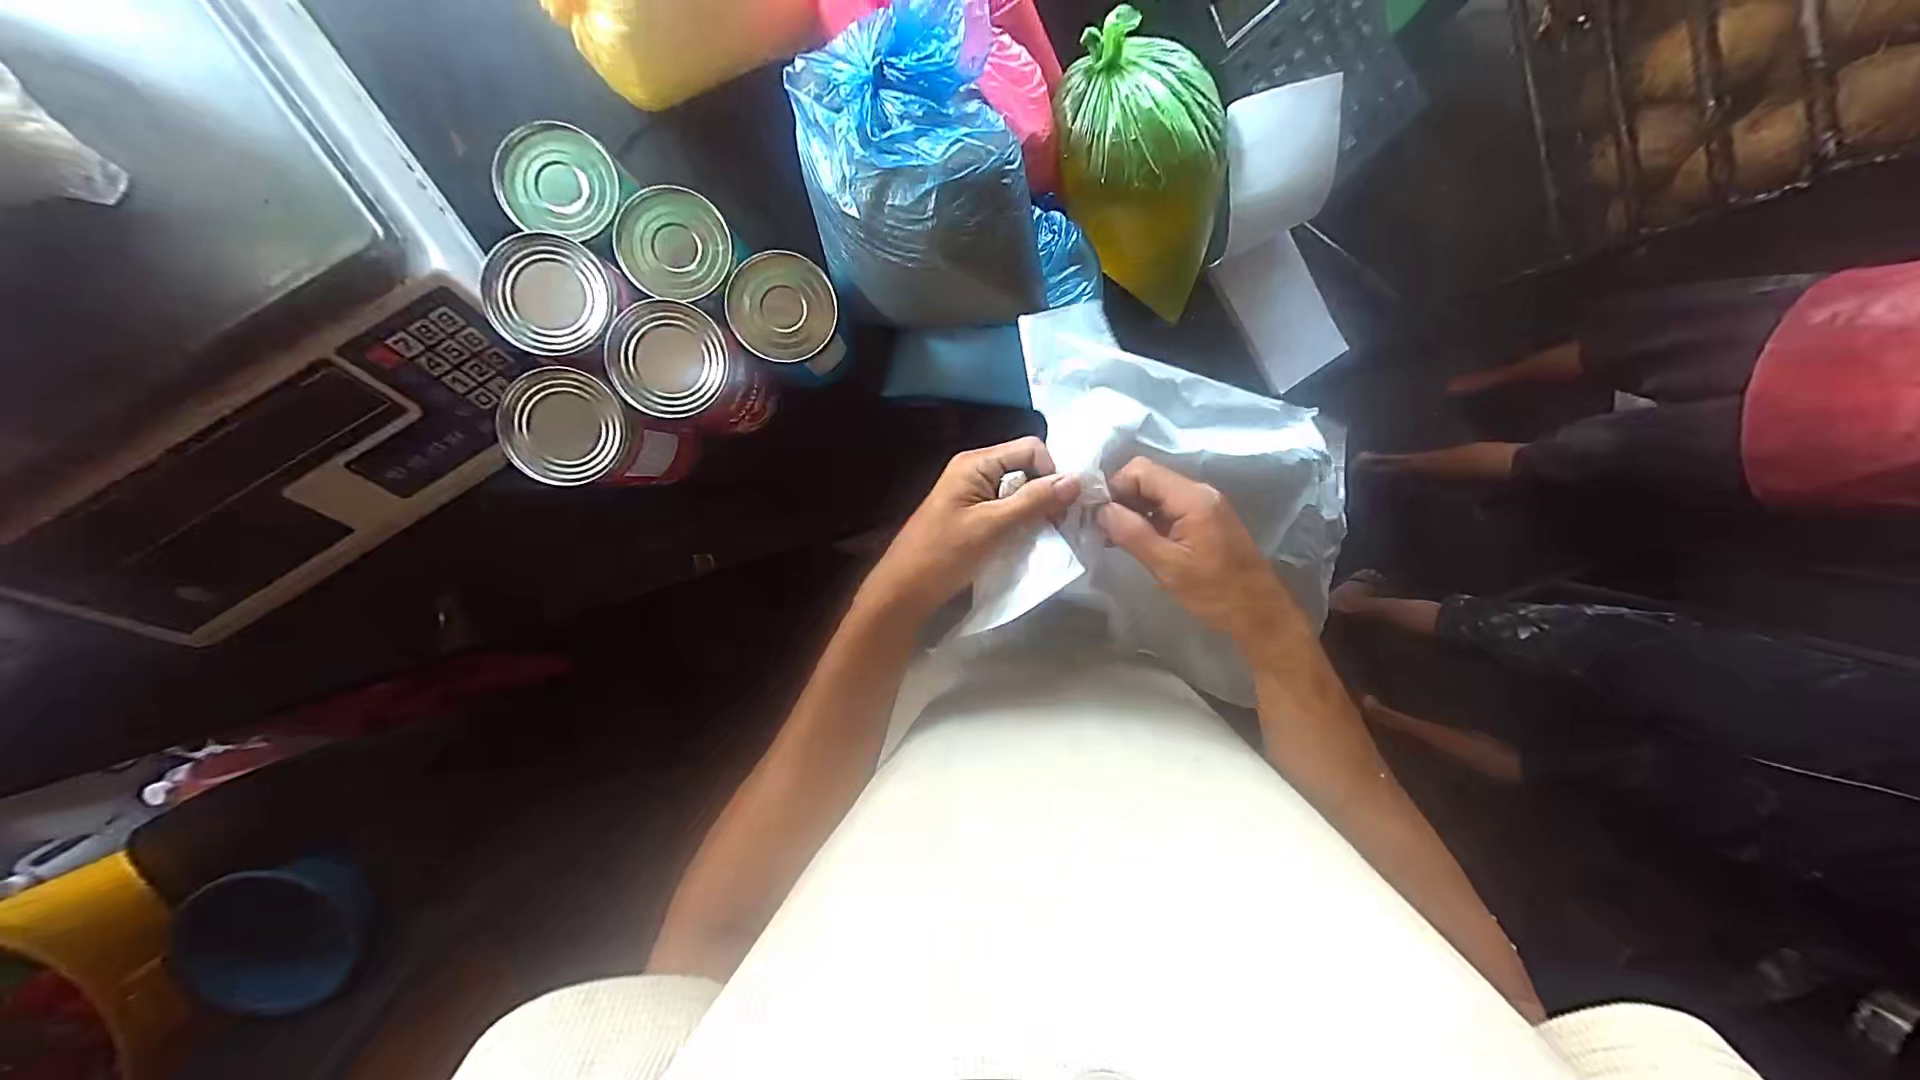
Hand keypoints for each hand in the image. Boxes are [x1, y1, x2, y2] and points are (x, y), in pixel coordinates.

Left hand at [863, 437, 1081, 619]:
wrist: (903, 591)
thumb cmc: (944, 555)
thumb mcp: (993, 527)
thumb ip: (1034, 501)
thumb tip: (1076, 479)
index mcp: (975, 462)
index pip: (1031, 448)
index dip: (1051, 473)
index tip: (1058, 509)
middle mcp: (974, 470)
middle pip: (1025, 466)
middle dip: (1045, 492)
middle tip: (1055, 525)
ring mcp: (970, 493)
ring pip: (1017, 489)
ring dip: (1034, 509)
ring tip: (1041, 535)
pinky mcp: (970, 515)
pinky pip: (1005, 507)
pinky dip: (1020, 521)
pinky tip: (1024, 541)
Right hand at [1096, 457, 1304, 647]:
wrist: (1258, 613)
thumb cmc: (1214, 591)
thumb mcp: (1167, 565)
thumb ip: (1131, 533)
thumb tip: (1101, 510)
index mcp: (1192, 498)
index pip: (1140, 471)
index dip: (1114, 488)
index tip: (1098, 516)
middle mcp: (1199, 492)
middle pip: (1148, 478)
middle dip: (1121, 499)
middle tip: (1103, 529)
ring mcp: (1204, 504)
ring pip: (1155, 492)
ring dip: (1133, 510)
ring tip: (1115, 538)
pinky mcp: (1204, 518)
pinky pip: (1168, 507)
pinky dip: (1148, 518)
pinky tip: (1136, 541)